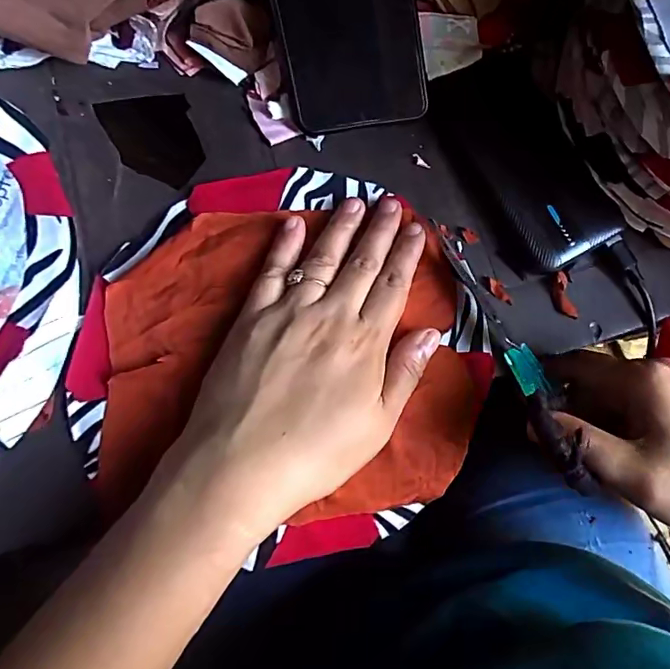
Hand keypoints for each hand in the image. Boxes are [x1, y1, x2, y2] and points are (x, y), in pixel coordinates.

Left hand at [147, 197, 440, 541]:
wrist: (239, 466)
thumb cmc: (317, 453)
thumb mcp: (377, 424)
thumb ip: (404, 373)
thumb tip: (431, 333)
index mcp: (365, 342)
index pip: (393, 286)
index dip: (407, 254)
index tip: (417, 229)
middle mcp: (331, 316)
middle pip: (362, 264)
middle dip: (380, 230)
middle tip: (392, 203)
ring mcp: (288, 312)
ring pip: (321, 259)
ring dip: (341, 227)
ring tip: (355, 202)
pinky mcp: (251, 318)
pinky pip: (271, 272)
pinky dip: (283, 245)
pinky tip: (294, 223)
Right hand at [549, 353, 669, 553]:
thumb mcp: (631, 472)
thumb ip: (579, 441)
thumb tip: (530, 420)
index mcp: (642, 376)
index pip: (576, 365)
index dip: (543, 382)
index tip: (517, 408)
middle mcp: (650, 370)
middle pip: (589, 381)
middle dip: (565, 410)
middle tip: (545, 446)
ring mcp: (662, 386)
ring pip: (603, 396)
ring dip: (585, 423)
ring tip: (573, 458)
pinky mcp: (668, 404)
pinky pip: (623, 407)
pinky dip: (606, 428)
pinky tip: (601, 458)